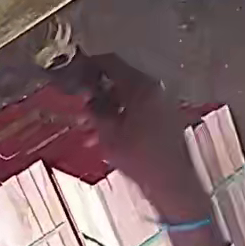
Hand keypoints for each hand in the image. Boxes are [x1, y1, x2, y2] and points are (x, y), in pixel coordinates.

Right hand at [58, 54, 227, 245]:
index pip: (111, 62)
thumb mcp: (108, 132)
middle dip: (96, 90)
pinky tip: (106, 133)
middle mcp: (155, 90)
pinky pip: (138, 109)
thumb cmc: (139, 157)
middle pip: (120, 79)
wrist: (171, 183)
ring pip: (128, 96)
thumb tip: (87, 95)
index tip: (73, 70)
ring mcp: (163, 104)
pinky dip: (121, 115)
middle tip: (79, 101)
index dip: (88, 64)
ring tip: (89, 124)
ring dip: (107, 106)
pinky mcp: (165, 119)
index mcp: (141, 87)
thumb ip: (96, 108)